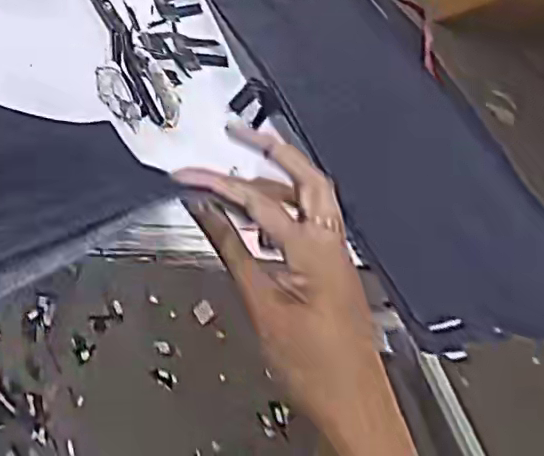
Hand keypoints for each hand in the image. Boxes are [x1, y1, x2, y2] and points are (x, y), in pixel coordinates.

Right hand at [174, 124, 415, 455]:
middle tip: (239, 131)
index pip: (257, 200)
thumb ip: (229, 246)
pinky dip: (279, 208)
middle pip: (309, 179)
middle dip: (273, 149)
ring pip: (311, 200)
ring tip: (237, 172)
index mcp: (316, 252)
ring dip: (275, 178)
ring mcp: (336, 259)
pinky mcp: (331, 272)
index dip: (215, 184)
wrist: (357, 413)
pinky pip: (306, 223)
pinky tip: (253, 218)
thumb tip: (203, 208)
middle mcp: (333, 248)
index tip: (185, 177)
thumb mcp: (260, 301)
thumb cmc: (316, 368)